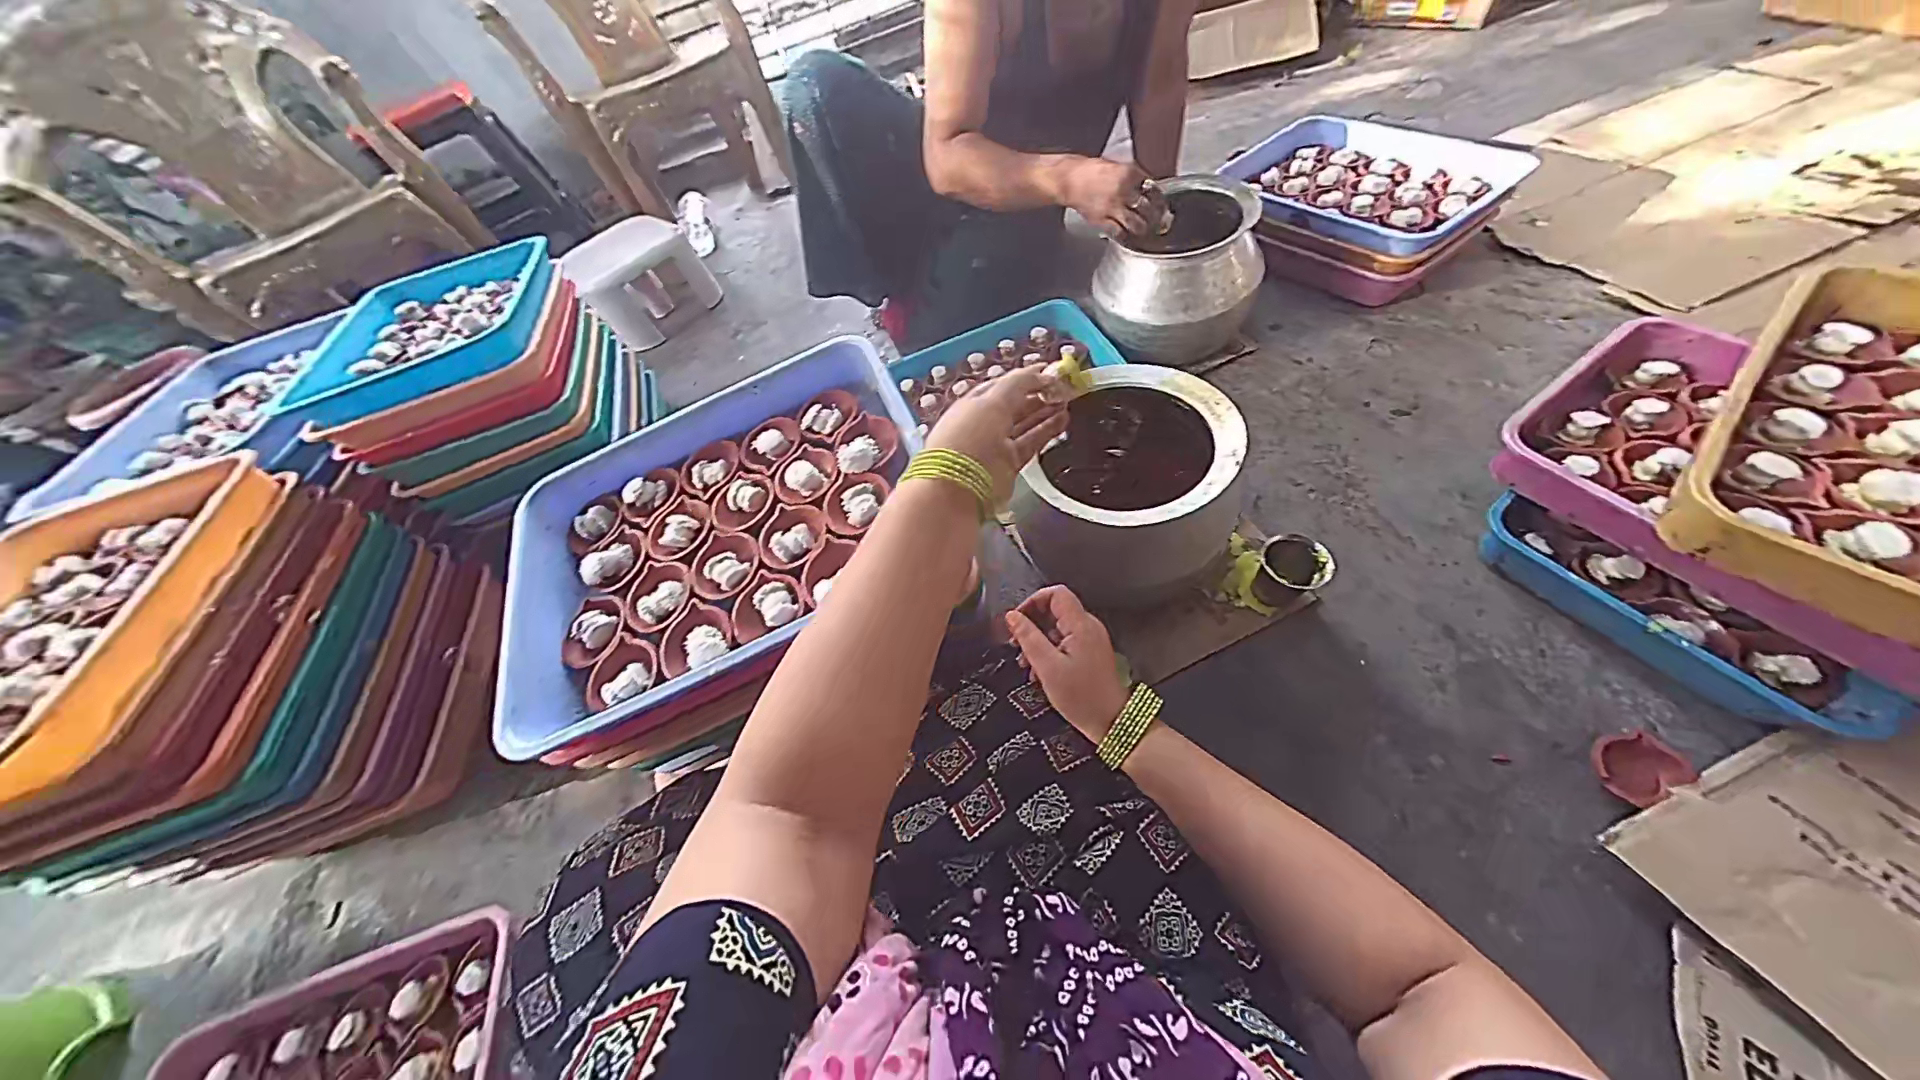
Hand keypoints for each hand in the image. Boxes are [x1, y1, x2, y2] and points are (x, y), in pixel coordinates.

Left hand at [924, 367, 1070, 505]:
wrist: (957, 488)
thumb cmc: (968, 439)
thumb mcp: (992, 401)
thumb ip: (1018, 384)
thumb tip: (1041, 372)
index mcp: (973, 404)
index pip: (1002, 386)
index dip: (1025, 378)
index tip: (1049, 372)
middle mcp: (983, 425)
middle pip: (1015, 405)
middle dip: (1038, 394)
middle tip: (1062, 387)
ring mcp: (996, 446)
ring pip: (1025, 424)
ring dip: (1045, 411)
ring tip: (1066, 400)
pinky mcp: (1008, 465)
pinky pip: (1031, 443)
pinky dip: (1046, 431)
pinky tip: (1062, 420)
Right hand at [1005, 585, 1128, 740]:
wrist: (1111, 722)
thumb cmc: (1082, 698)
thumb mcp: (1047, 666)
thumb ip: (1028, 637)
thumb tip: (1012, 616)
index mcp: (1081, 625)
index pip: (1056, 593)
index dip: (1033, 602)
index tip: (1017, 620)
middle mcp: (1089, 627)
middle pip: (1055, 610)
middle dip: (1032, 624)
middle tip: (1017, 644)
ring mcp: (1091, 640)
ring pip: (1058, 627)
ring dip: (1039, 640)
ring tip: (1027, 662)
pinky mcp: (1090, 653)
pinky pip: (1065, 641)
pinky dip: (1050, 651)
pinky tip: (1041, 670)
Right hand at [1058, 157, 1151, 237]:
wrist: (1069, 180)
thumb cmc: (1091, 171)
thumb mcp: (1116, 166)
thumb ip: (1132, 177)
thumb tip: (1146, 190)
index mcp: (1128, 173)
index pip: (1152, 188)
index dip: (1159, 198)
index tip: (1162, 205)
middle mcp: (1123, 190)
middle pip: (1147, 208)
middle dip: (1155, 216)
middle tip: (1160, 221)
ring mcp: (1112, 207)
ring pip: (1136, 223)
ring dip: (1143, 228)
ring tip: (1145, 230)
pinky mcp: (1101, 220)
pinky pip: (1118, 233)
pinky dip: (1125, 237)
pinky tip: (1128, 237)